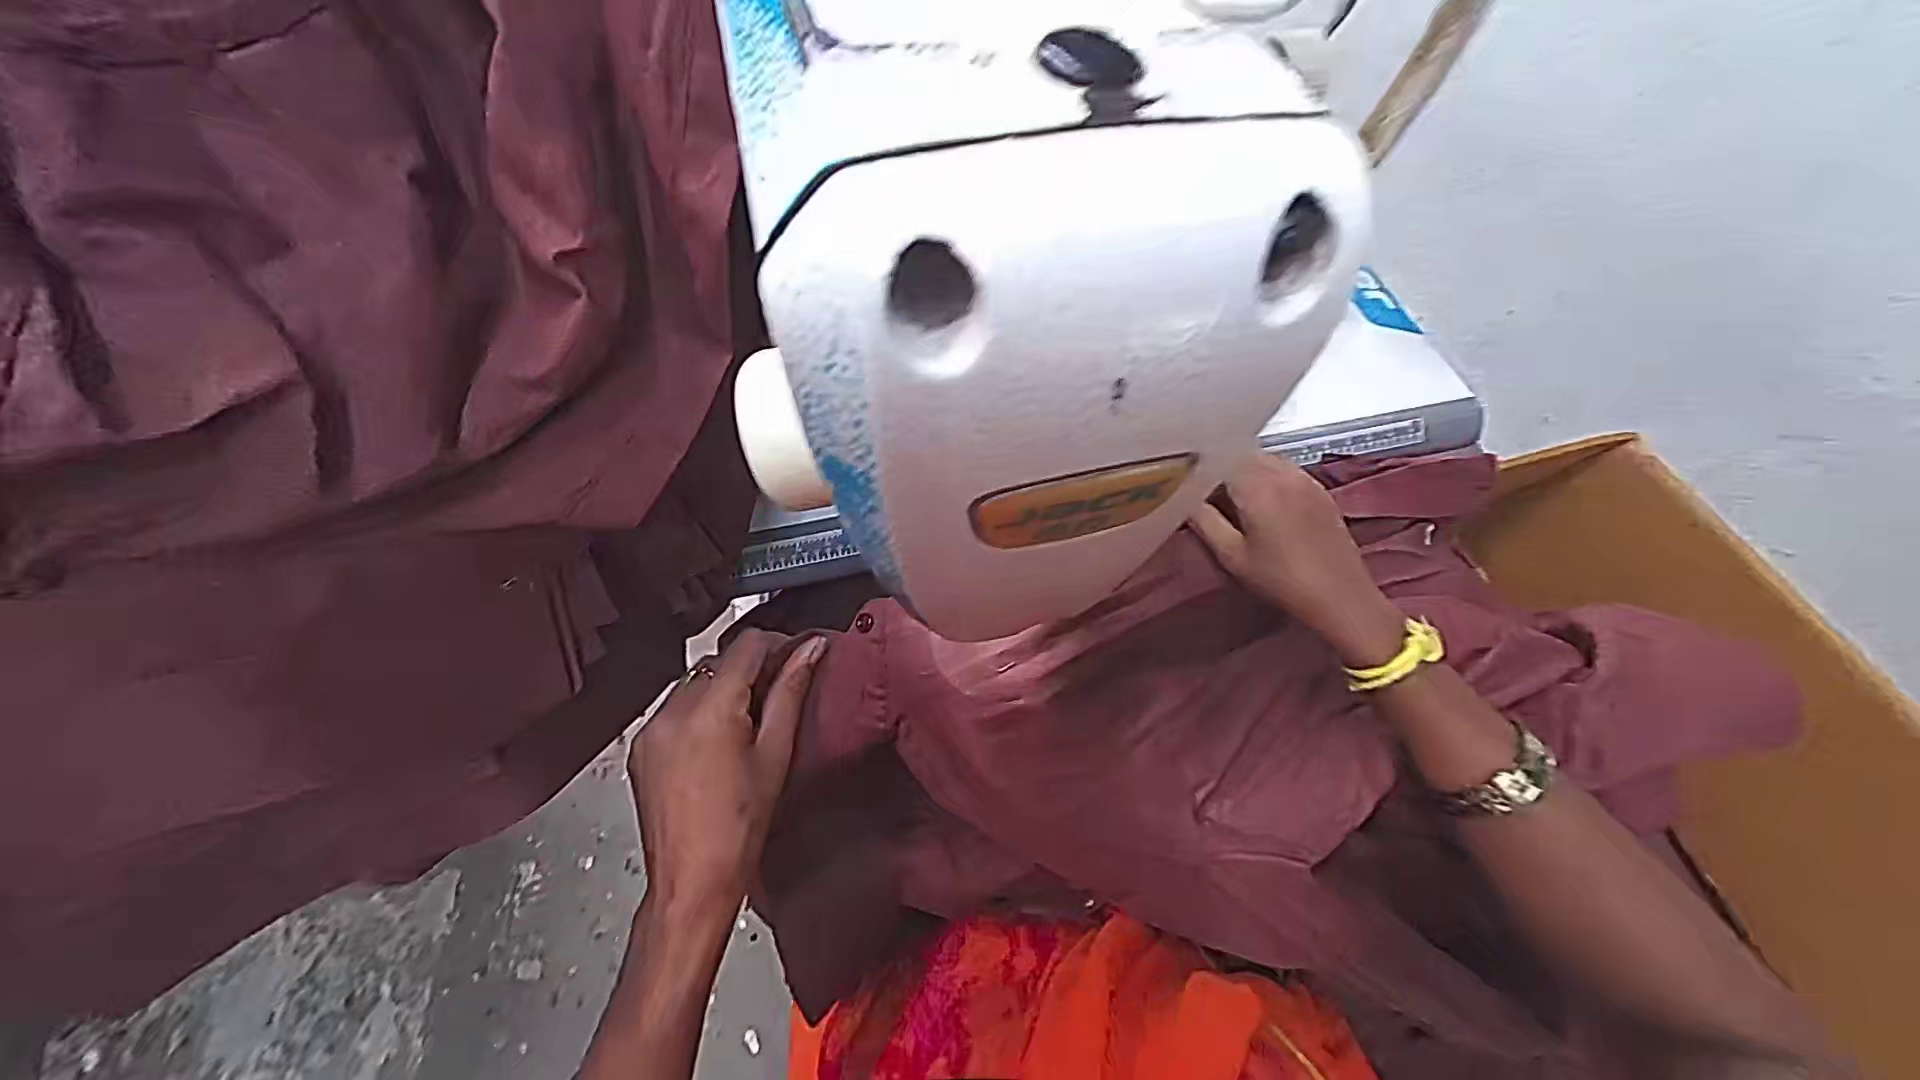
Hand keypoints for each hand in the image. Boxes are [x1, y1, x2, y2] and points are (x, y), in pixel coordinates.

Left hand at [627, 629, 826, 924]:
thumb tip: (810, 651)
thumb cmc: (737, 829)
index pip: (746, 646)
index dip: (778, 643)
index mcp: (710, 711)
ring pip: (698, 680)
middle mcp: (672, 712)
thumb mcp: (775, 752)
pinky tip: (723, 736)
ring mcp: (652, 729)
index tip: (797, 653)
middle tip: (782, 688)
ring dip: (727, 686)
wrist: (693, 880)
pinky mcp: (642, 746)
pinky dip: (702, 708)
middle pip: (720, 661)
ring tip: (753, 717)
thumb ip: (791, 691)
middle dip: (754, 667)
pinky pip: (677, 706)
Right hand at [1188, 453, 1405, 666]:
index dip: (1200, 468)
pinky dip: (1266, 476)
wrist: (1340, 596)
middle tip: (1203, 490)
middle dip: (1221, 467)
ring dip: (1244, 470)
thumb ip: (1205, 523)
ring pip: (1264, 459)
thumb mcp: (1232, 556)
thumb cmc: (1281, 580)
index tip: (1185, 481)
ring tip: (1230, 496)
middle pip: (1243, 454)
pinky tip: (1261, 502)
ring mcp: (1305, 479)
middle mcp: (1283, 474)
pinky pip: (1284, 469)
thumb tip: (1186, 502)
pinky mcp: (1319, 490)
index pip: (1220, 459)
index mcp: (1258, 487)